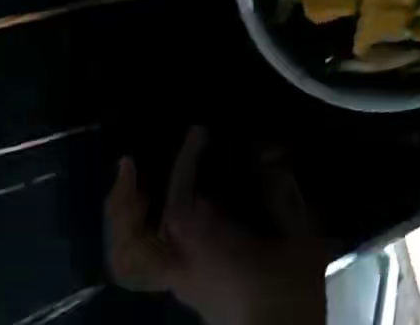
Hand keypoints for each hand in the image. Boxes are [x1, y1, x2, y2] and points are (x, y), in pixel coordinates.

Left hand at [105, 127, 325, 324]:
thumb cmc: (291, 283)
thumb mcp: (297, 230)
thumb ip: (281, 189)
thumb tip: (267, 151)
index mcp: (202, 247)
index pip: (180, 196)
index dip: (186, 159)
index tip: (199, 131)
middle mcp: (178, 265)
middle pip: (131, 240)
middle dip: (123, 202)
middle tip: (129, 164)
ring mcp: (176, 283)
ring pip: (129, 260)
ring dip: (121, 224)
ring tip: (129, 188)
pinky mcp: (184, 288)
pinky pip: (143, 265)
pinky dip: (137, 239)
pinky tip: (154, 215)